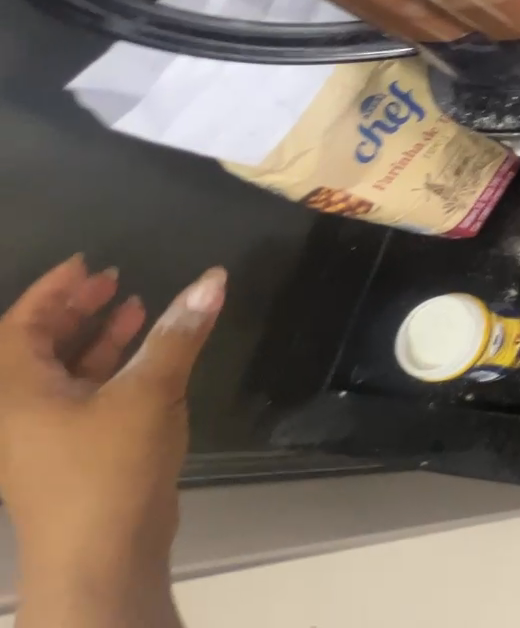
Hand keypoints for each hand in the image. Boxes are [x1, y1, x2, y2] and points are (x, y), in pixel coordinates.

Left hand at [0, 255, 223, 627]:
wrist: (102, 545)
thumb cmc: (108, 464)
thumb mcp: (150, 391)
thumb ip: (178, 333)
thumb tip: (212, 279)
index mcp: (13, 392)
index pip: (21, 326)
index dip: (54, 291)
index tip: (88, 262)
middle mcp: (16, 408)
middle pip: (34, 347)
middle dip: (73, 310)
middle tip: (114, 278)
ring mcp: (40, 431)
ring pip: (60, 369)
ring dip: (95, 336)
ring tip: (134, 306)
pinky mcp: (69, 447)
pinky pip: (81, 390)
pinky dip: (108, 365)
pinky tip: (145, 353)